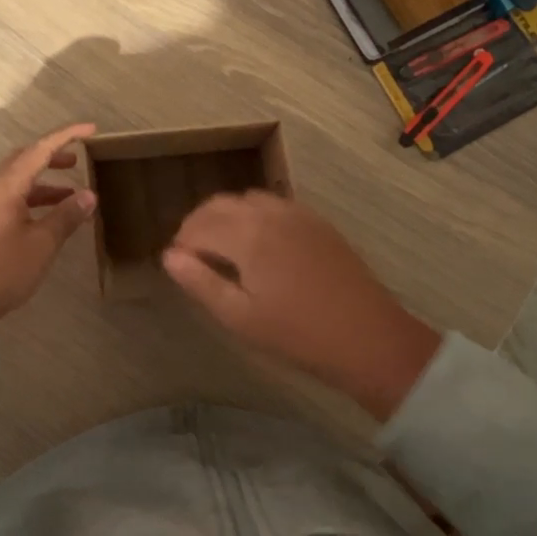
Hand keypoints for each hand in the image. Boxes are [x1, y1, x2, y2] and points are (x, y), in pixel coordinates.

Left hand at [0, 124, 98, 326]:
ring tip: (73, 195)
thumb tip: (89, 195)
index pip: (41, 149)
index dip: (67, 136)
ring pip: (20, 181)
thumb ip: (66, 217)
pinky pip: (15, 199)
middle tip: (77, 159)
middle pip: (25, 159)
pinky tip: (50, 219)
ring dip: (46, 181)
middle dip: (52, 155)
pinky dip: (36, 200)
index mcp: (9, 186)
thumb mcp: (42, 244)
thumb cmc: (2, 270)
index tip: (91, 129)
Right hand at [163, 191, 442, 420]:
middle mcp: (268, 212)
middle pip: (219, 205)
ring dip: (227, 217)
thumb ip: (200, 283)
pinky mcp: (316, 220)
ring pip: (247, 200)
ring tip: (223, 251)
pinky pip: (273, 204)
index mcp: (247, 234)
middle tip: (193, 257)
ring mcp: (296, 212)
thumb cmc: (297, 334)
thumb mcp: (240, 317)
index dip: (181, 243)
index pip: (198, 225)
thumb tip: (169, 256)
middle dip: (199, 225)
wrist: (368, 336)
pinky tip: (259, 245)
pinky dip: (254, 215)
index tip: (178, 266)